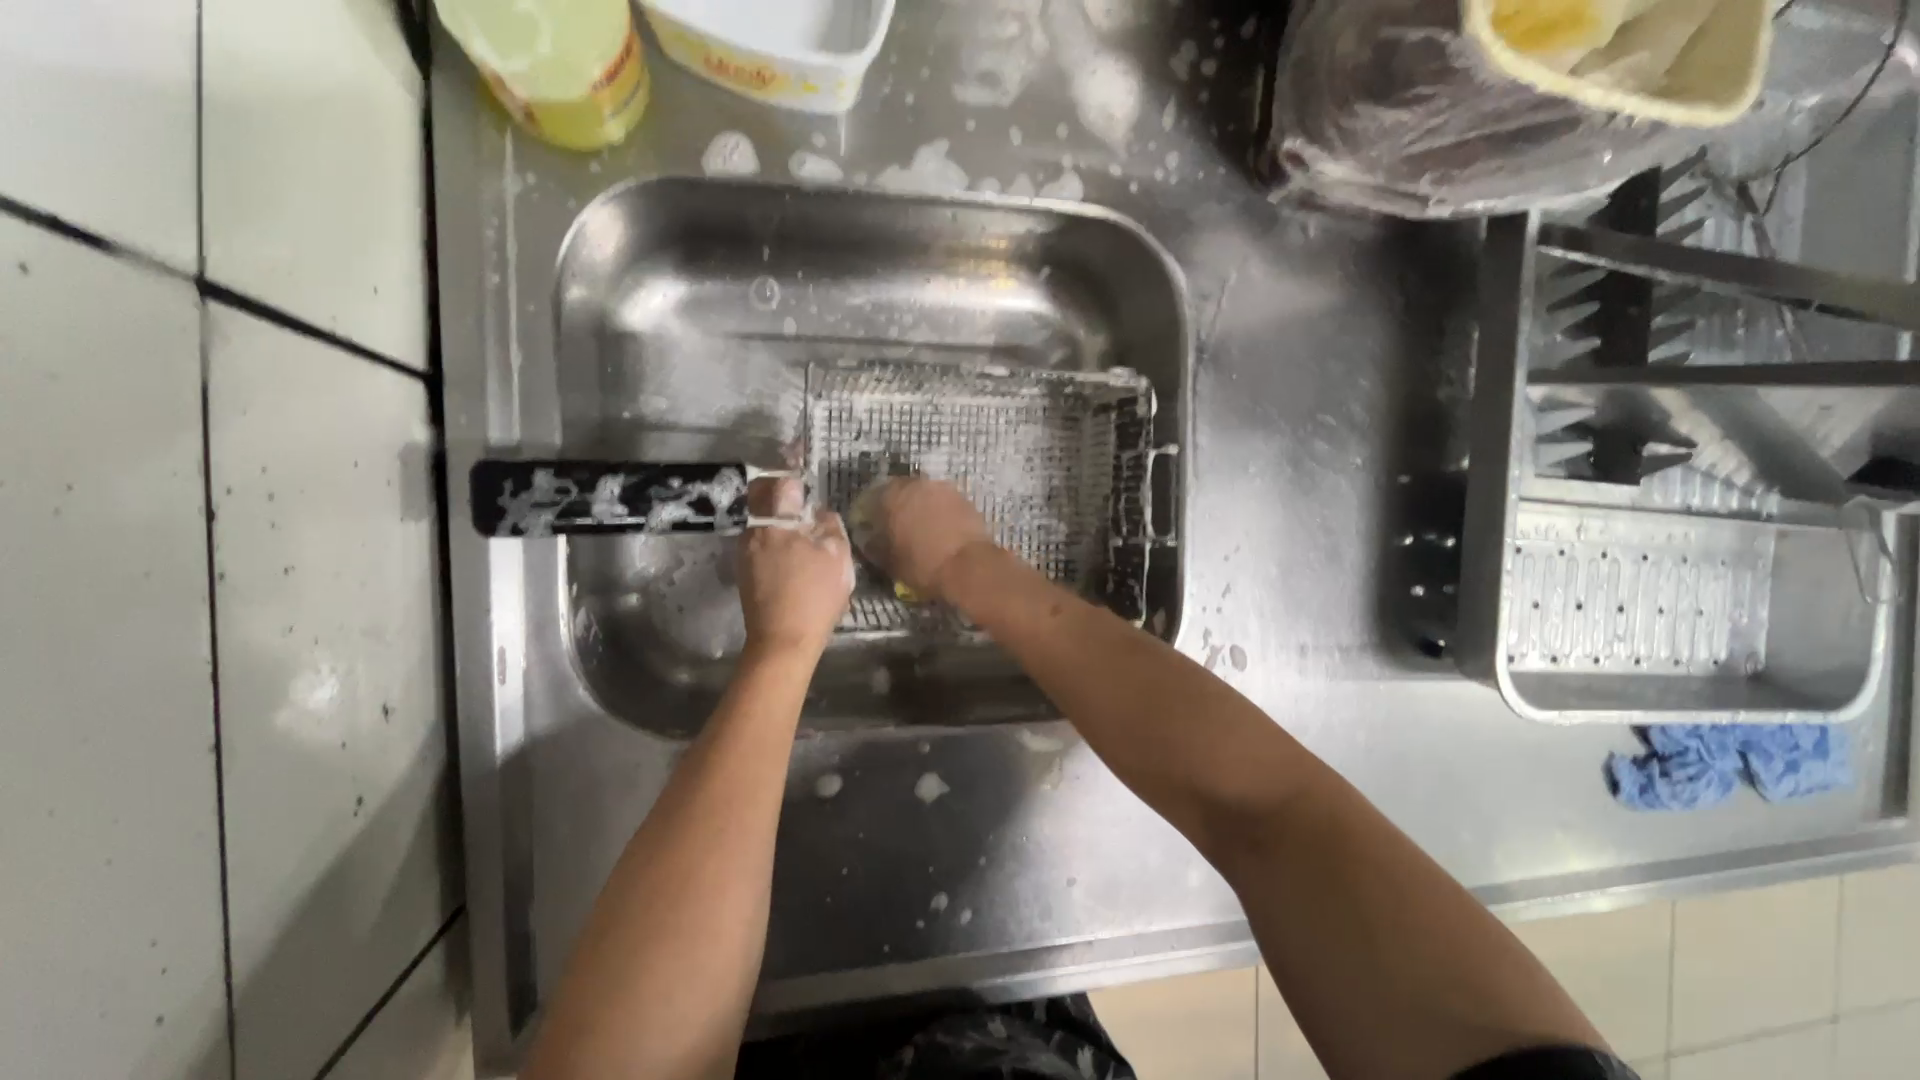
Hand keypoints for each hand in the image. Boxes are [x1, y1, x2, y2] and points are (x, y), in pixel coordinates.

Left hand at [736, 477, 851, 656]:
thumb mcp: (838, 558)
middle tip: (807, 516)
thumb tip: (820, 513)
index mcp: (775, 523)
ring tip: (804, 548)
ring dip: (781, 530)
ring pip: (763, 528)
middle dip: (785, 504)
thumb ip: (830, 527)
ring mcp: (744, 555)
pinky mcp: (744, 575)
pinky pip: (760, 548)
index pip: (780, 483)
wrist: (783, 642)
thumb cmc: (815, 597)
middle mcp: (753, 533)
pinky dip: (776, 550)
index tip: (806, 483)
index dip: (794, 479)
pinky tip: (794, 567)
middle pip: (766, 503)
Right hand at [852, 476, 996, 601]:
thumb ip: (874, 544)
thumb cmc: (921, 564)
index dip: (871, 514)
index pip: (871, 497)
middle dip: (897, 506)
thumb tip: (869, 538)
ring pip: (923, 494)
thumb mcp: (888, 561)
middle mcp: (915, 483)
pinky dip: (939, 512)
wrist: (968, 566)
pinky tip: (940, 529)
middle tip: (898, 527)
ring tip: (921, 528)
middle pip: (900, 491)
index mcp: (890, 495)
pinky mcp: (963, 497)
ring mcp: (942, 487)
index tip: (873, 528)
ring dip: (919, 507)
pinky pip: (943, 502)